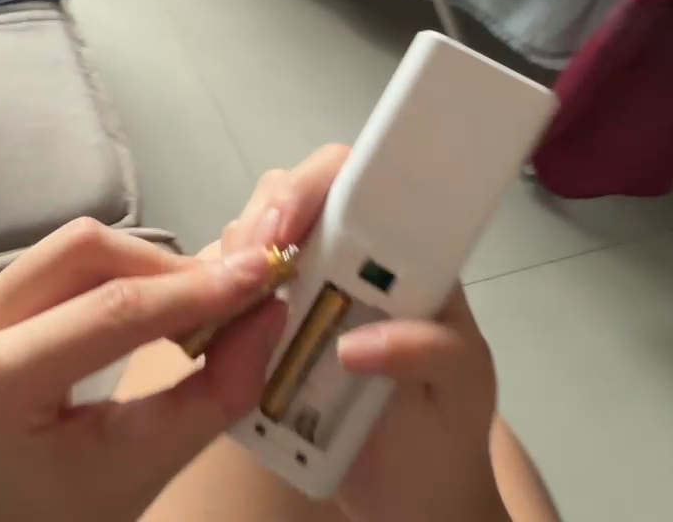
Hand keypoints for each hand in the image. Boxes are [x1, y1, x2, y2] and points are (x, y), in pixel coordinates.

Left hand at [0, 218, 288, 521]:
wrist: (9, 518)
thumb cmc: (72, 509)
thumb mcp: (146, 465)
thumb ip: (215, 394)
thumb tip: (269, 314)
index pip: (109, 312)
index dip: (190, 290)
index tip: (259, 272)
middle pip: (84, 251)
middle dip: (165, 267)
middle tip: (228, 292)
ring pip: (76, 244)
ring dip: (146, 263)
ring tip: (196, 301)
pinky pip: (65, 257)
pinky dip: (123, 268)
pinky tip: (157, 298)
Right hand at [223, 147, 509, 521]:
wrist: (408, 498)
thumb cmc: (442, 433)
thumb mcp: (460, 388)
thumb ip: (430, 352)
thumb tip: (353, 344)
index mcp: (390, 254)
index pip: (347, 181)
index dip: (310, 188)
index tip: (286, 230)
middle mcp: (337, 256)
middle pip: (285, 195)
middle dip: (261, 219)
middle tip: (251, 266)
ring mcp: (297, 286)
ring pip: (248, 234)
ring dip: (233, 257)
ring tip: (234, 304)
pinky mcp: (263, 321)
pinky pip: (224, 283)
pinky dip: (212, 290)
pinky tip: (214, 321)